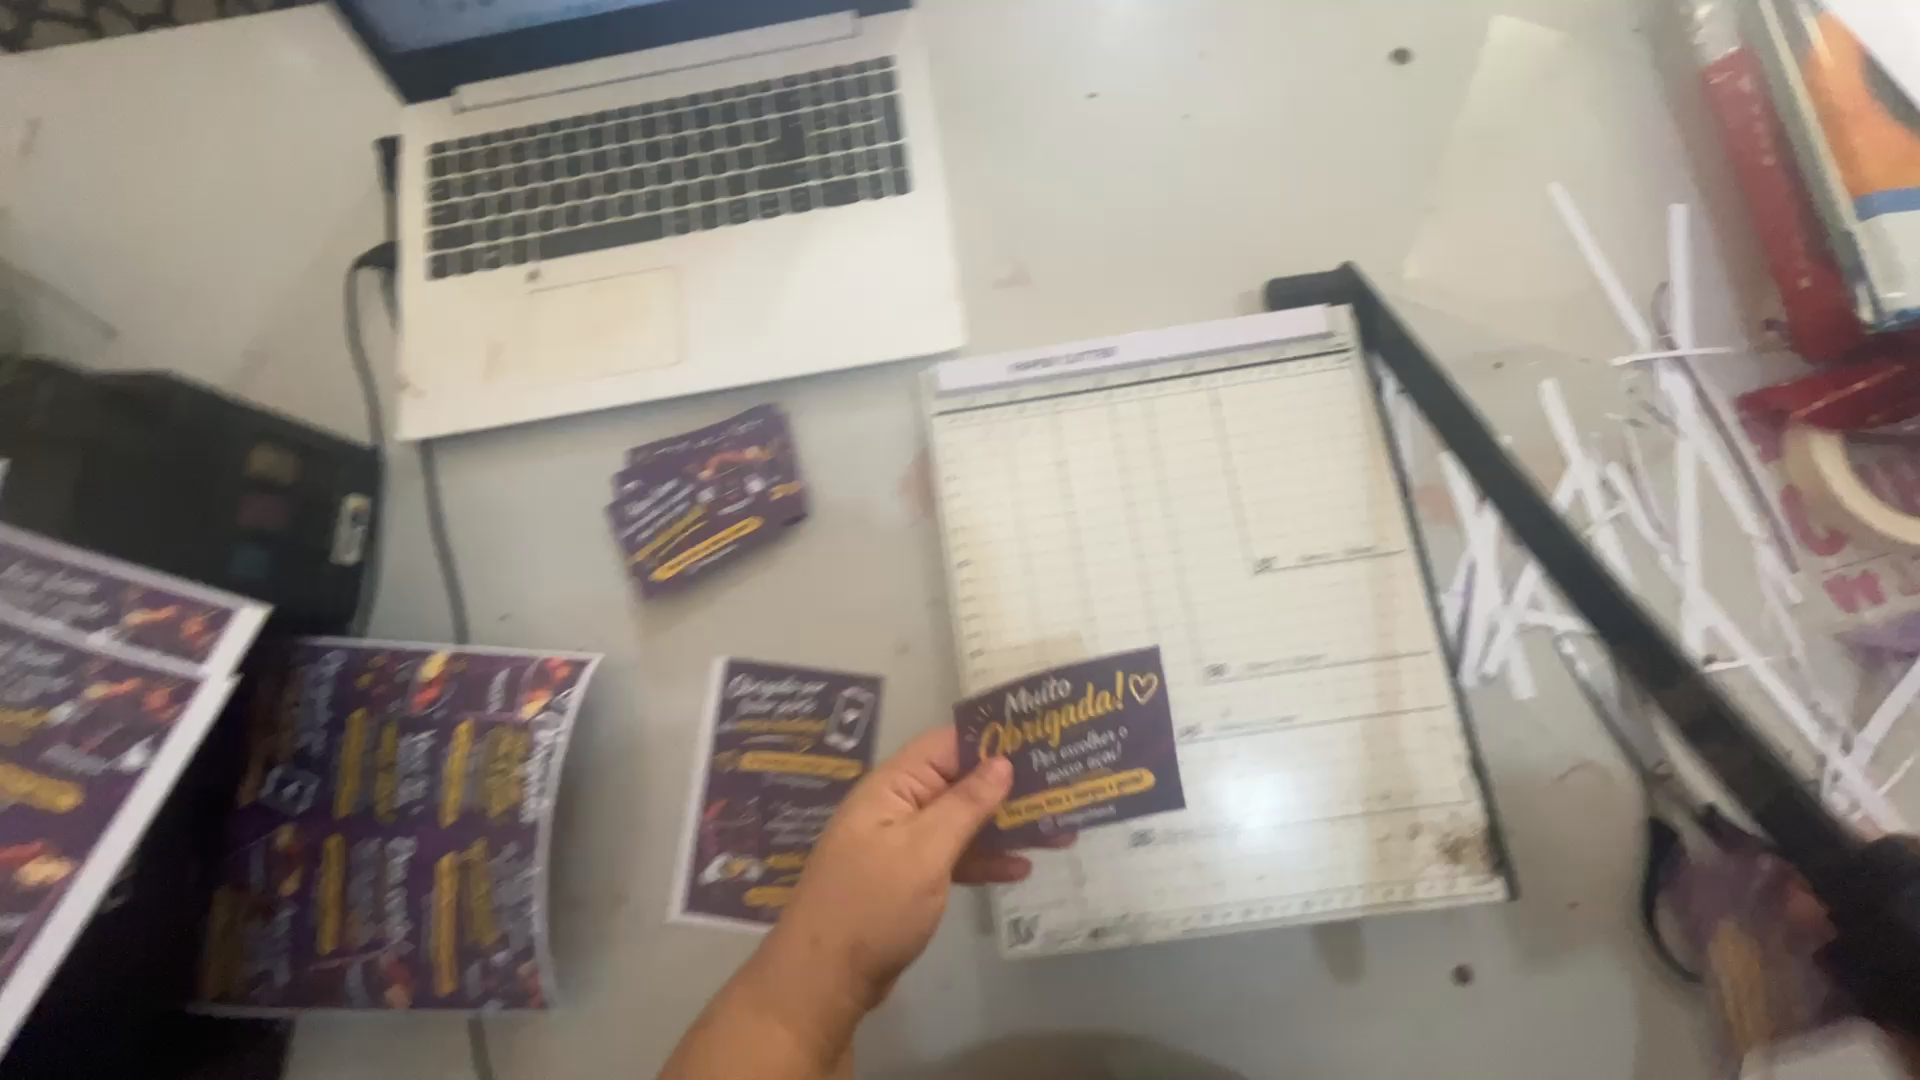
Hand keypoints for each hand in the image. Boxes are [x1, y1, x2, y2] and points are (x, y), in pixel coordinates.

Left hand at [761, 728, 1041, 1009]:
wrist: (825, 980)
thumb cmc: (873, 904)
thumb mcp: (925, 850)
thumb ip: (965, 804)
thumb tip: (1002, 762)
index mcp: (895, 785)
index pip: (948, 744)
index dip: (991, 739)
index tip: (1038, 740)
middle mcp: (900, 804)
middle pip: (960, 782)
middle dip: (1007, 785)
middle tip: (1059, 785)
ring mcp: (905, 842)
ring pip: (963, 820)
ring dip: (1005, 825)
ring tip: (1057, 827)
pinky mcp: (912, 876)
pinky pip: (956, 854)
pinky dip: (986, 859)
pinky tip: (1022, 868)